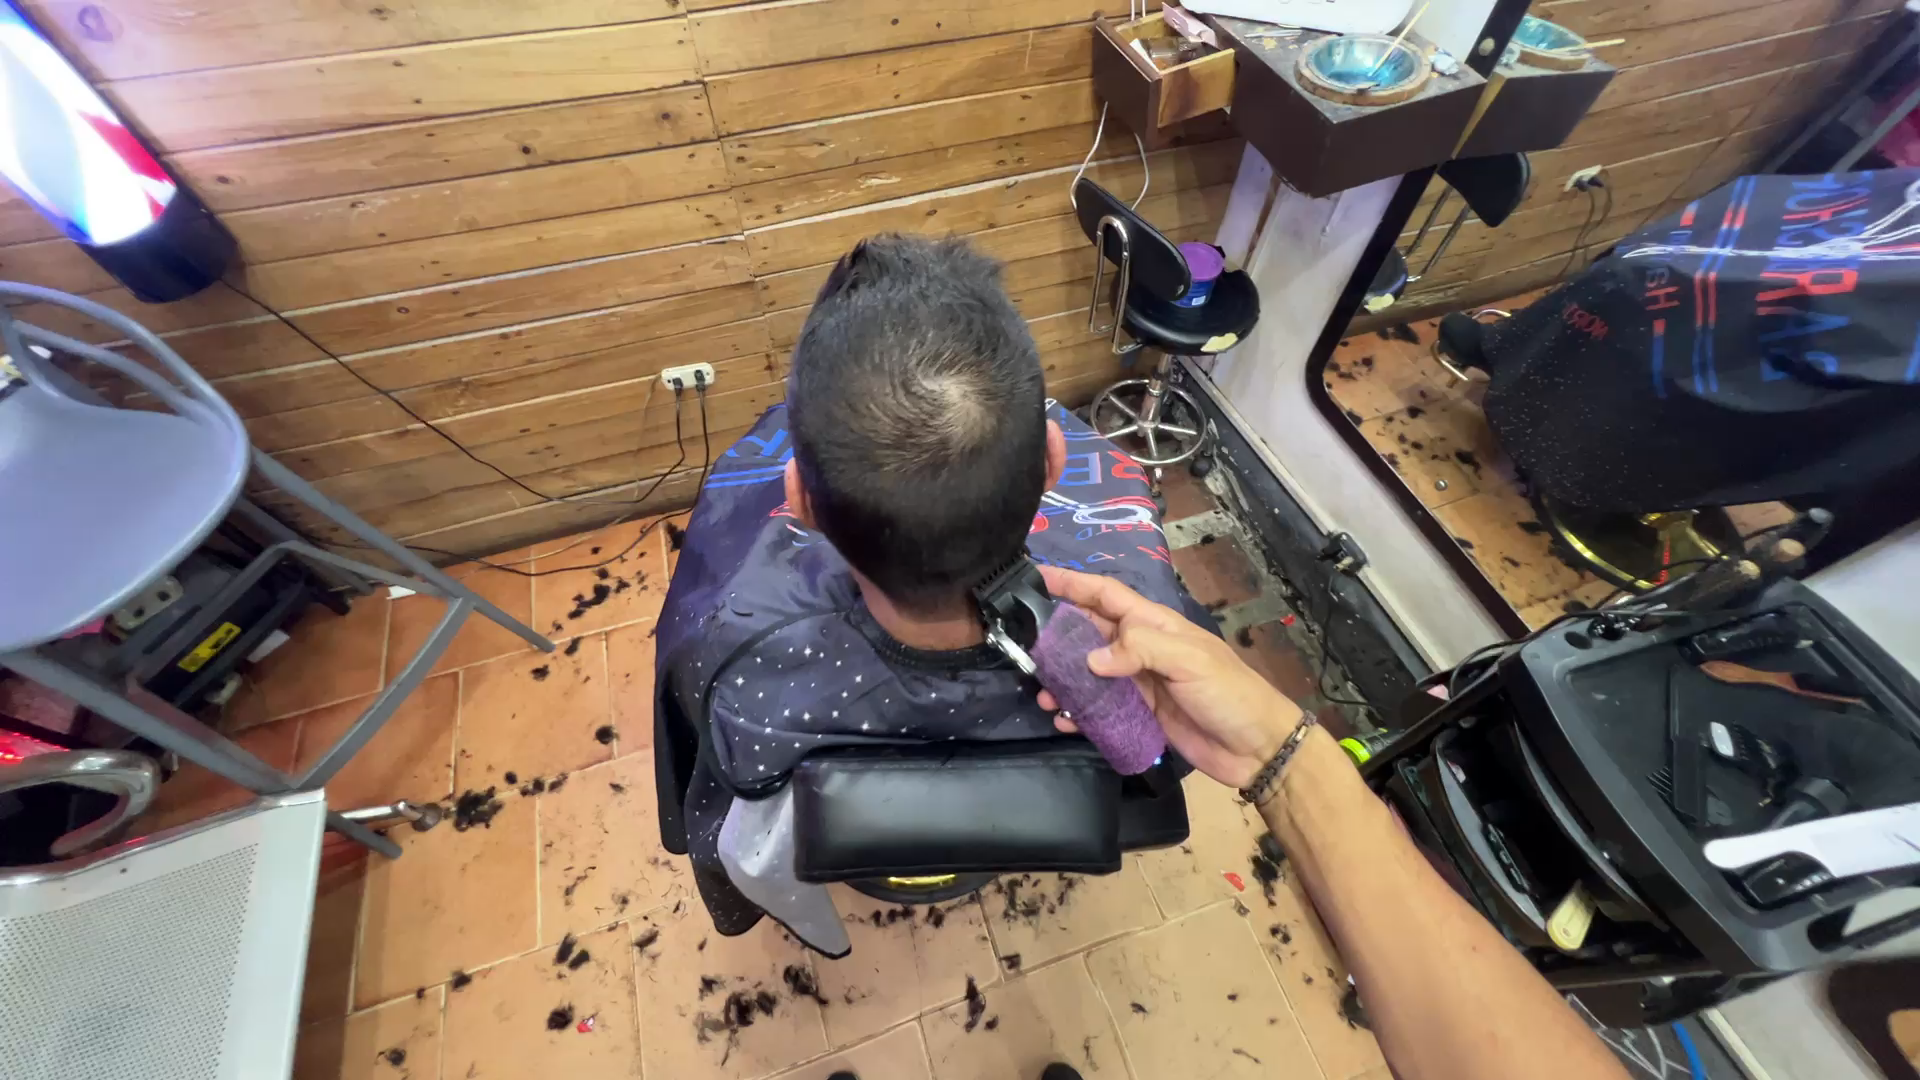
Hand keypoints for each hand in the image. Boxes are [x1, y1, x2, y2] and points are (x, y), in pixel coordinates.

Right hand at [1037, 566, 1305, 787]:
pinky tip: (1062, 720)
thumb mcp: (1189, 660)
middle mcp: (1138, 648)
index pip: (1104, 594)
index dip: (1072, 583)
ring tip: (1041, 693)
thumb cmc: (1228, 692)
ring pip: (1087, 673)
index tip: (1036, 577)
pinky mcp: (1136, 714)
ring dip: (1062, 680)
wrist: (1256, 748)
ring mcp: (1136, 682)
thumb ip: (1140, 649)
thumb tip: (1090, 660)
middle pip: (1087, 633)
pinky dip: (1077, 712)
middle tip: (1025, 646)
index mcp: (1151, 623)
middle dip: (1056, 637)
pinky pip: (1098, 708)